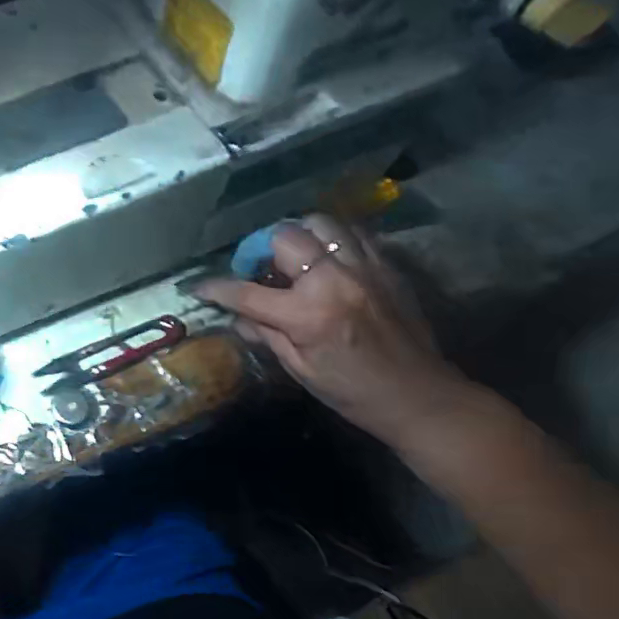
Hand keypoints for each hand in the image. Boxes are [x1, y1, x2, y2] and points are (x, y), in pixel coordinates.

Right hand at [192, 215, 476, 444]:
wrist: (418, 395)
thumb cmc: (352, 392)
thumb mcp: (300, 370)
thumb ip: (267, 335)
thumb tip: (237, 317)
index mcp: (307, 315)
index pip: (247, 293)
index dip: (217, 289)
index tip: (200, 287)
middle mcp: (334, 280)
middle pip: (284, 237)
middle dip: (262, 250)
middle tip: (261, 271)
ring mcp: (364, 267)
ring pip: (321, 223)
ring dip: (299, 237)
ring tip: (295, 259)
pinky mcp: (386, 265)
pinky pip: (353, 233)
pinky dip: (333, 240)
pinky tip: (328, 260)